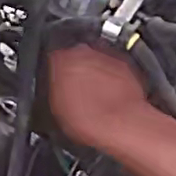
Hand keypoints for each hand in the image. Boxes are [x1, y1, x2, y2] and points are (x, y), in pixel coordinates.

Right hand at [46, 43, 161, 154]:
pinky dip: (108, 77)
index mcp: (61, 59)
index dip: (52, 71)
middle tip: (72, 90)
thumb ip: (53, 89)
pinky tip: (107, 95)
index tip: (53, 81)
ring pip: (93, 60)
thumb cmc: (89, 119)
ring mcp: (105, 56)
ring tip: (91, 95)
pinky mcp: (124, 64)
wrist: (123, 124)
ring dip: (92, 73)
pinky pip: (111, 68)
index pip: (51, 57)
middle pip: (74, 55)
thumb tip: (54, 88)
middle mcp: (83, 51)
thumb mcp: (55, 108)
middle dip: (73, 70)